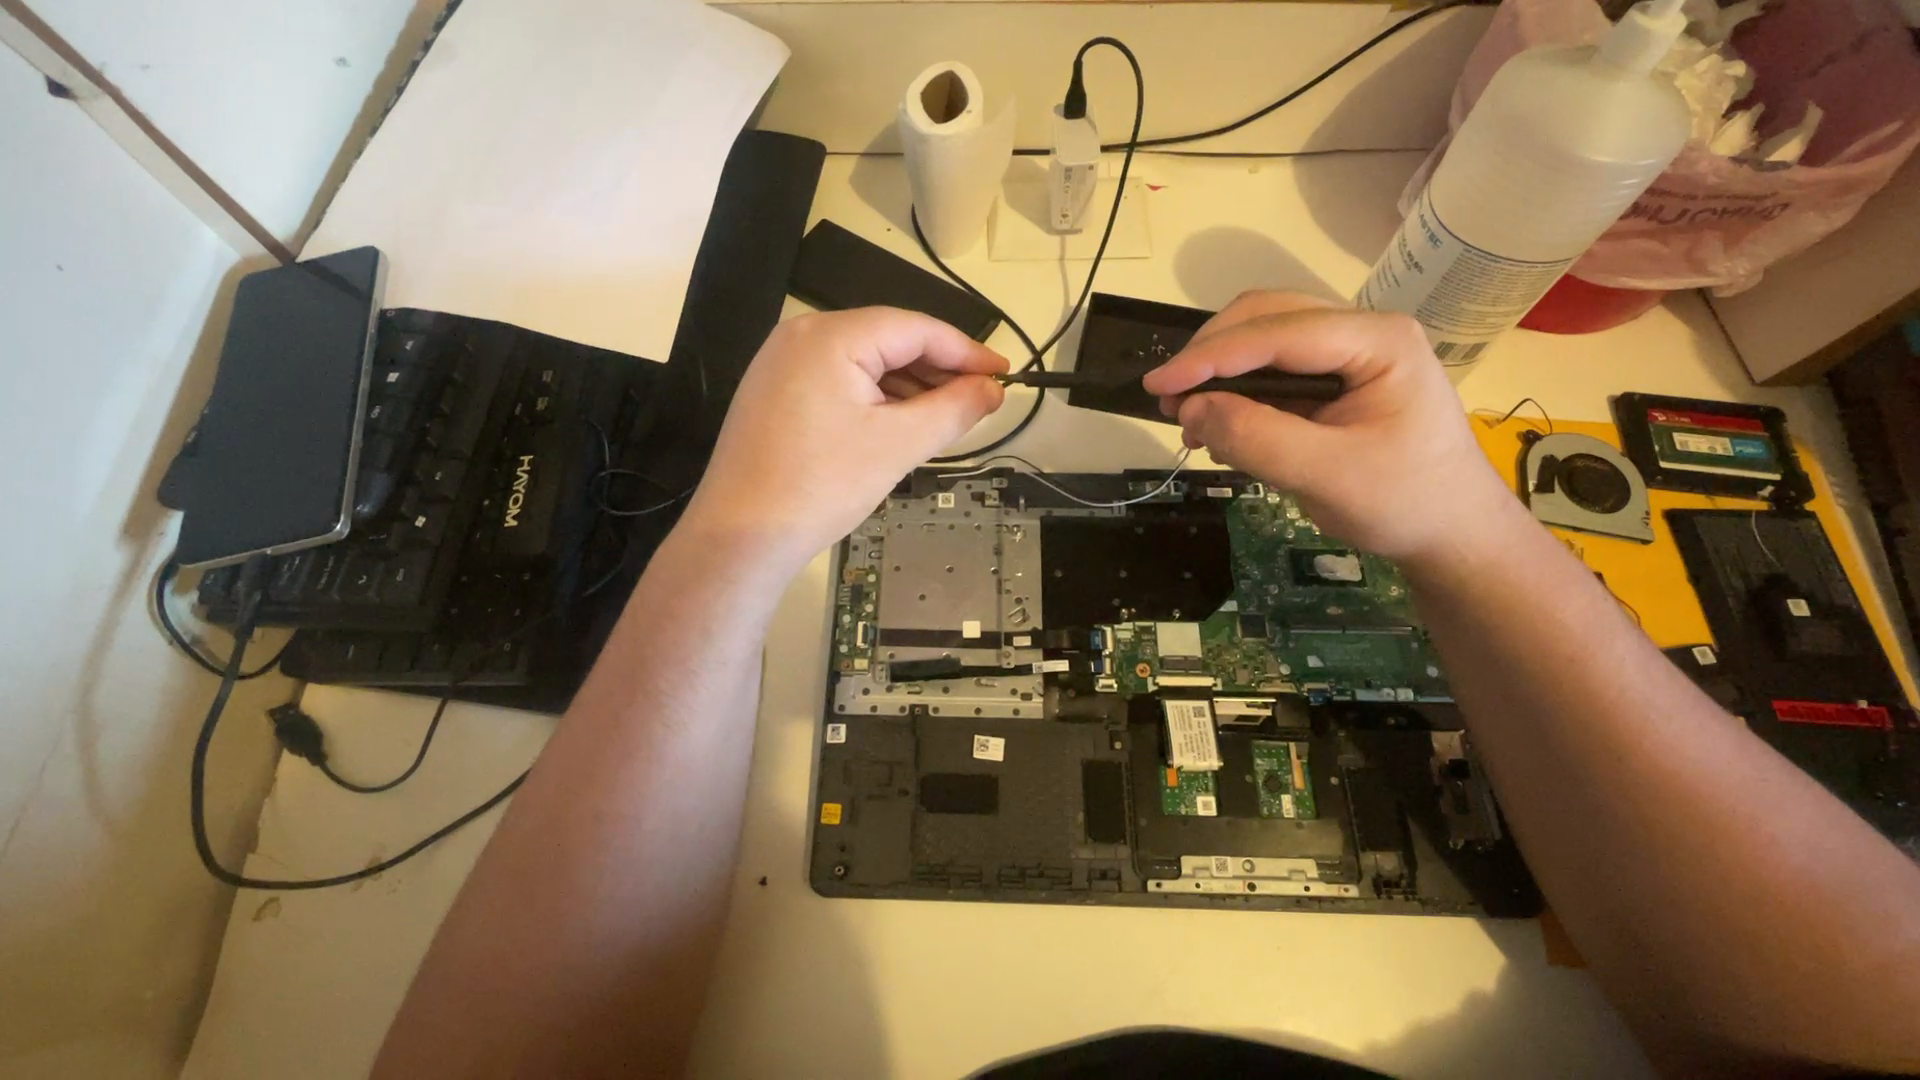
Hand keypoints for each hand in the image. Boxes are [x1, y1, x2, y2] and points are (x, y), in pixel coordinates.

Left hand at [678, 307, 1007, 571]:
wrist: (741, 536)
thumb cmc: (822, 485)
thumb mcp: (898, 445)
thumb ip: (954, 409)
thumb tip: (994, 390)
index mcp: (830, 336)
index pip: (914, 328)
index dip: (965, 350)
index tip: (1003, 374)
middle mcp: (801, 335)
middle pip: (888, 340)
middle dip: (937, 370)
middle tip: (979, 401)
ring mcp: (781, 364)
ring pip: (863, 363)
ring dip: (909, 387)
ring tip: (947, 417)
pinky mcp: (774, 393)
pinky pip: (839, 382)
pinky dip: (875, 399)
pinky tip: (900, 424)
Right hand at [1141, 291, 1518, 566]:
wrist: (1451, 533)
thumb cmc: (1405, 503)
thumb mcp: (1329, 476)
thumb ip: (1258, 438)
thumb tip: (1191, 409)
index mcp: (1378, 341)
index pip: (1278, 332)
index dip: (1211, 356)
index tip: (1157, 385)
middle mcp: (1361, 332)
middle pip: (1266, 318)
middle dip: (1211, 355)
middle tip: (1167, 400)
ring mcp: (1347, 354)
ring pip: (1262, 340)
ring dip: (1218, 372)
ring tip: (1186, 418)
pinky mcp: (1332, 380)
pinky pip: (1270, 372)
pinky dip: (1234, 392)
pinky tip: (1215, 426)